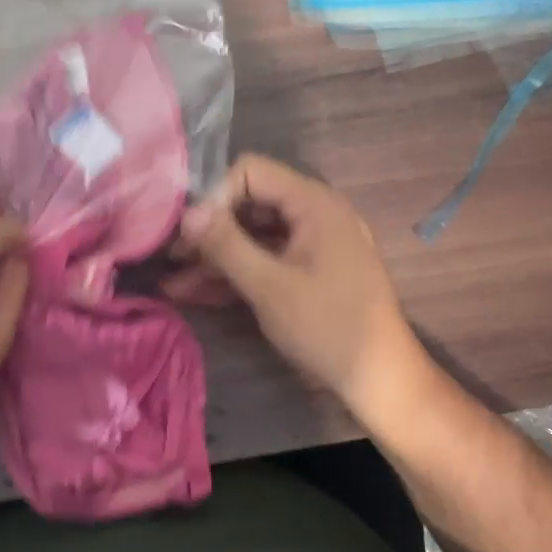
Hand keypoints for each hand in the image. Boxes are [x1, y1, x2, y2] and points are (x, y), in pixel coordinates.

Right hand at [169, 155, 425, 401]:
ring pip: (253, 237)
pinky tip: (193, 293)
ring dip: (214, 258)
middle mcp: (314, 214)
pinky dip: (235, 275)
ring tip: (172, 282)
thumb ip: (225, 245)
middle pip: (249, 204)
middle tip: (172, 257)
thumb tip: (187, 213)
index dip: (216, 196)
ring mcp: (313, 245)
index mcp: (313, 204)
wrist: (380, 379)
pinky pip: (265, 261)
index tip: (192, 233)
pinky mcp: (309, 273)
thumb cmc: (327, 326)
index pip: (251, 172)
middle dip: (209, 231)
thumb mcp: (269, 286)